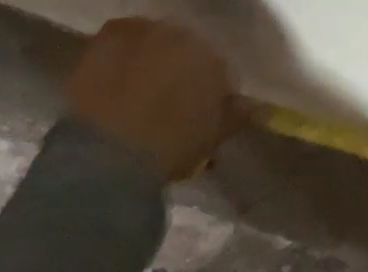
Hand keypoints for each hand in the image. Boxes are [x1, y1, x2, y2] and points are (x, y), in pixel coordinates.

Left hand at [66, 18, 239, 180]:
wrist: (112, 147)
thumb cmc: (173, 146)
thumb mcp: (213, 138)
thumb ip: (237, 117)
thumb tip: (261, 108)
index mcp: (211, 59)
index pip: (224, 75)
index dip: (219, 100)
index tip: (210, 122)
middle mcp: (178, 32)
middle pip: (189, 54)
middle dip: (187, 77)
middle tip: (178, 112)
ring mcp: (140, 28)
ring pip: (158, 47)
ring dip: (157, 67)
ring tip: (147, 102)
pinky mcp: (106, 33)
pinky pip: (127, 46)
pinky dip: (129, 63)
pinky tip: (124, 91)